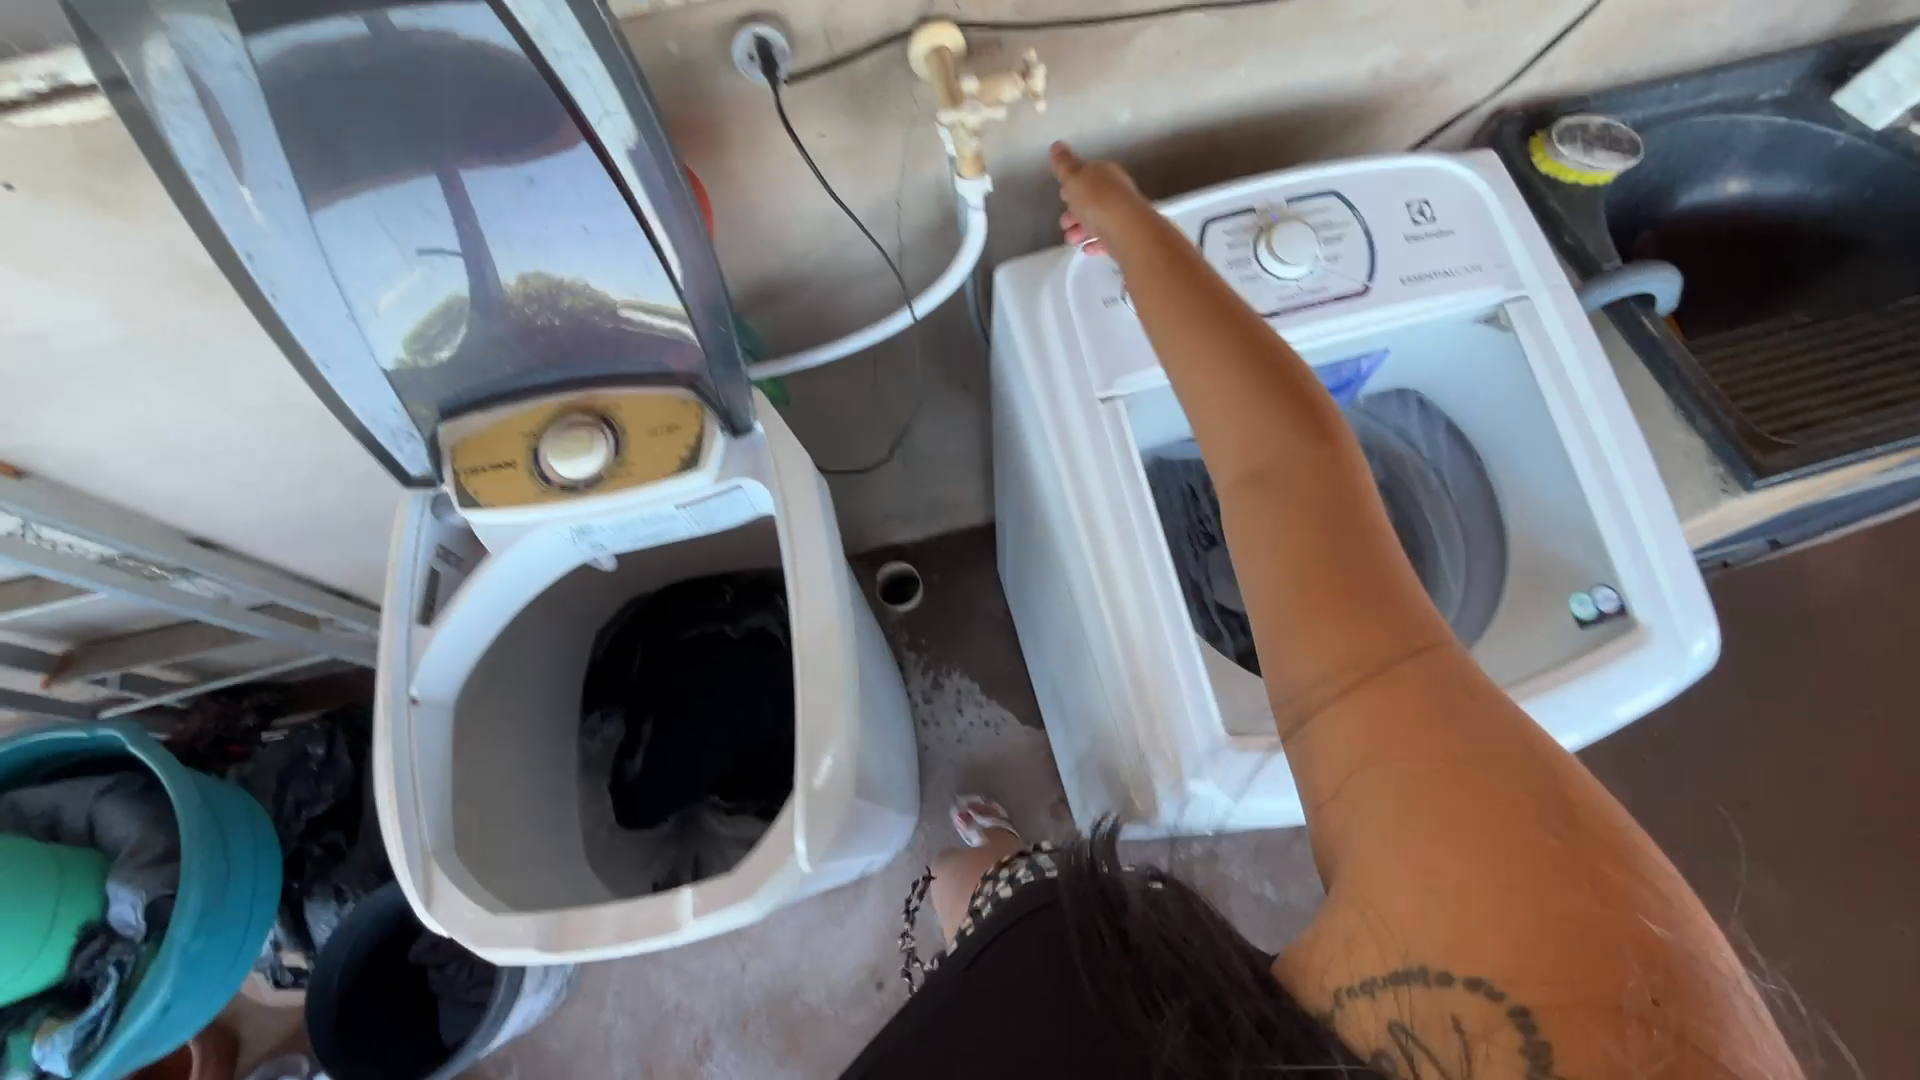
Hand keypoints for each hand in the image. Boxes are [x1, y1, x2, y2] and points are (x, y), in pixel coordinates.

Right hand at [1050, 141, 1147, 255]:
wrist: (1125, 228)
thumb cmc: (1096, 199)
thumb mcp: (1073, 178)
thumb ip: (1063, 164)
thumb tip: (1056, 145)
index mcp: (1104, 174)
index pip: (1087, 176)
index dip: (1072, 187)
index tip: (1062, 198)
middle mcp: (1116, 191)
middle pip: (1091, 201)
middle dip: (1074, 212)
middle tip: (1063, 224)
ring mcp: (1122, 214)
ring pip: (1098, 221)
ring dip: (1081, 230)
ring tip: (1071, 241)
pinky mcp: (1125, 235)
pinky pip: (1107, 239)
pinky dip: (1095, 243)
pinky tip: (1086, 249)